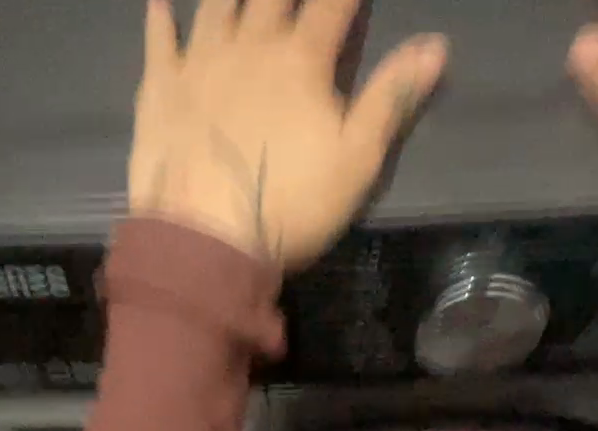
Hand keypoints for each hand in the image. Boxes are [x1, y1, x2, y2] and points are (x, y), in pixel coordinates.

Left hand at [129, 0, 447, 266]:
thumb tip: (437, 44)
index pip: (332, 4)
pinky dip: (161, 17)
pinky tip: (161, 2)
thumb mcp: (357, 161)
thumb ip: (392, 98)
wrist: (206, 239)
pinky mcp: (160, 89)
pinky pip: (159, 38)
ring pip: (218, 3)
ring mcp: (199, 62)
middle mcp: (249, 45)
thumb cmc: (291, 205)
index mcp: (302, 60)